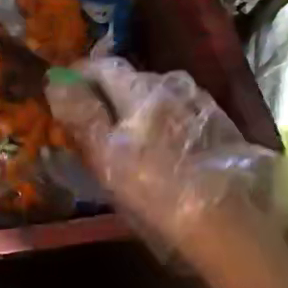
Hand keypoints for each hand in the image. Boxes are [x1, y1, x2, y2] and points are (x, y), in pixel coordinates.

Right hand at [45, 58, 278, 256]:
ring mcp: (200, 102)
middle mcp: (171, 83)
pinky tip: (166, 150)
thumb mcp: (105, 155)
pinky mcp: (221, 125)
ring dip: (139, 110)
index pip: (101, 65)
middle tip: (95, 126)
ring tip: (131, 140)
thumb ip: (80, 114)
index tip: (65, 96)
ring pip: (157, 96)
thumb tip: (55, 80)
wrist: (232, 221)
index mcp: (139, 88)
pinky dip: (165, 123)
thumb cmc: (155, 189)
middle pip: (130, 80)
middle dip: (109, 95)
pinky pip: (181, 113)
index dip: (79, 76)